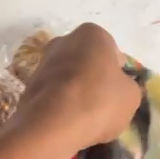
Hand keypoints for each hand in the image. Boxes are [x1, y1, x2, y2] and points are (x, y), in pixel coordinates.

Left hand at [14, 23, 141, 151]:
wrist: (51, 124)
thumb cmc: (98, 101)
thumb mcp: (131, 96)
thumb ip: (127, 87)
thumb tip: (119, 90)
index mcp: (92, 34)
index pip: (113, 53)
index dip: (118, 75)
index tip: (117, 94)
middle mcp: (64, 41)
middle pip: (87, 64)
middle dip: (93, 81)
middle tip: (101, 106)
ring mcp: (42, 62)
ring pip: (68, 80)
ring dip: (75, 94)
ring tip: (82, 119)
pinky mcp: (28, 86)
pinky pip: (52, 95)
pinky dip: (59, 106)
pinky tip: (65, 123)